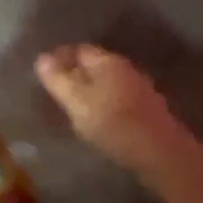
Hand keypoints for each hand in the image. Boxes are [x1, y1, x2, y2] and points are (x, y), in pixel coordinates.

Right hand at [35, 45, 188, 174]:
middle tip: (57, 91)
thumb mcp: (77, 102)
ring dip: (92, 92)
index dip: (60, 58)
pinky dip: (105, 106)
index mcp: (107, 61)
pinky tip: (99, 122)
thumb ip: (58, 80)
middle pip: (95, 65)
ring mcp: (139, 89)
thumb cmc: (113, 123)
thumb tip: (41, 58)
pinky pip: (119, 100)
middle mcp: (125, 68)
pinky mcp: (147, 111)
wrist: (161, 153)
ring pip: (108, 83)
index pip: (79, 49)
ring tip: (75, 108)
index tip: (45, 73)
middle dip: (76, 74)